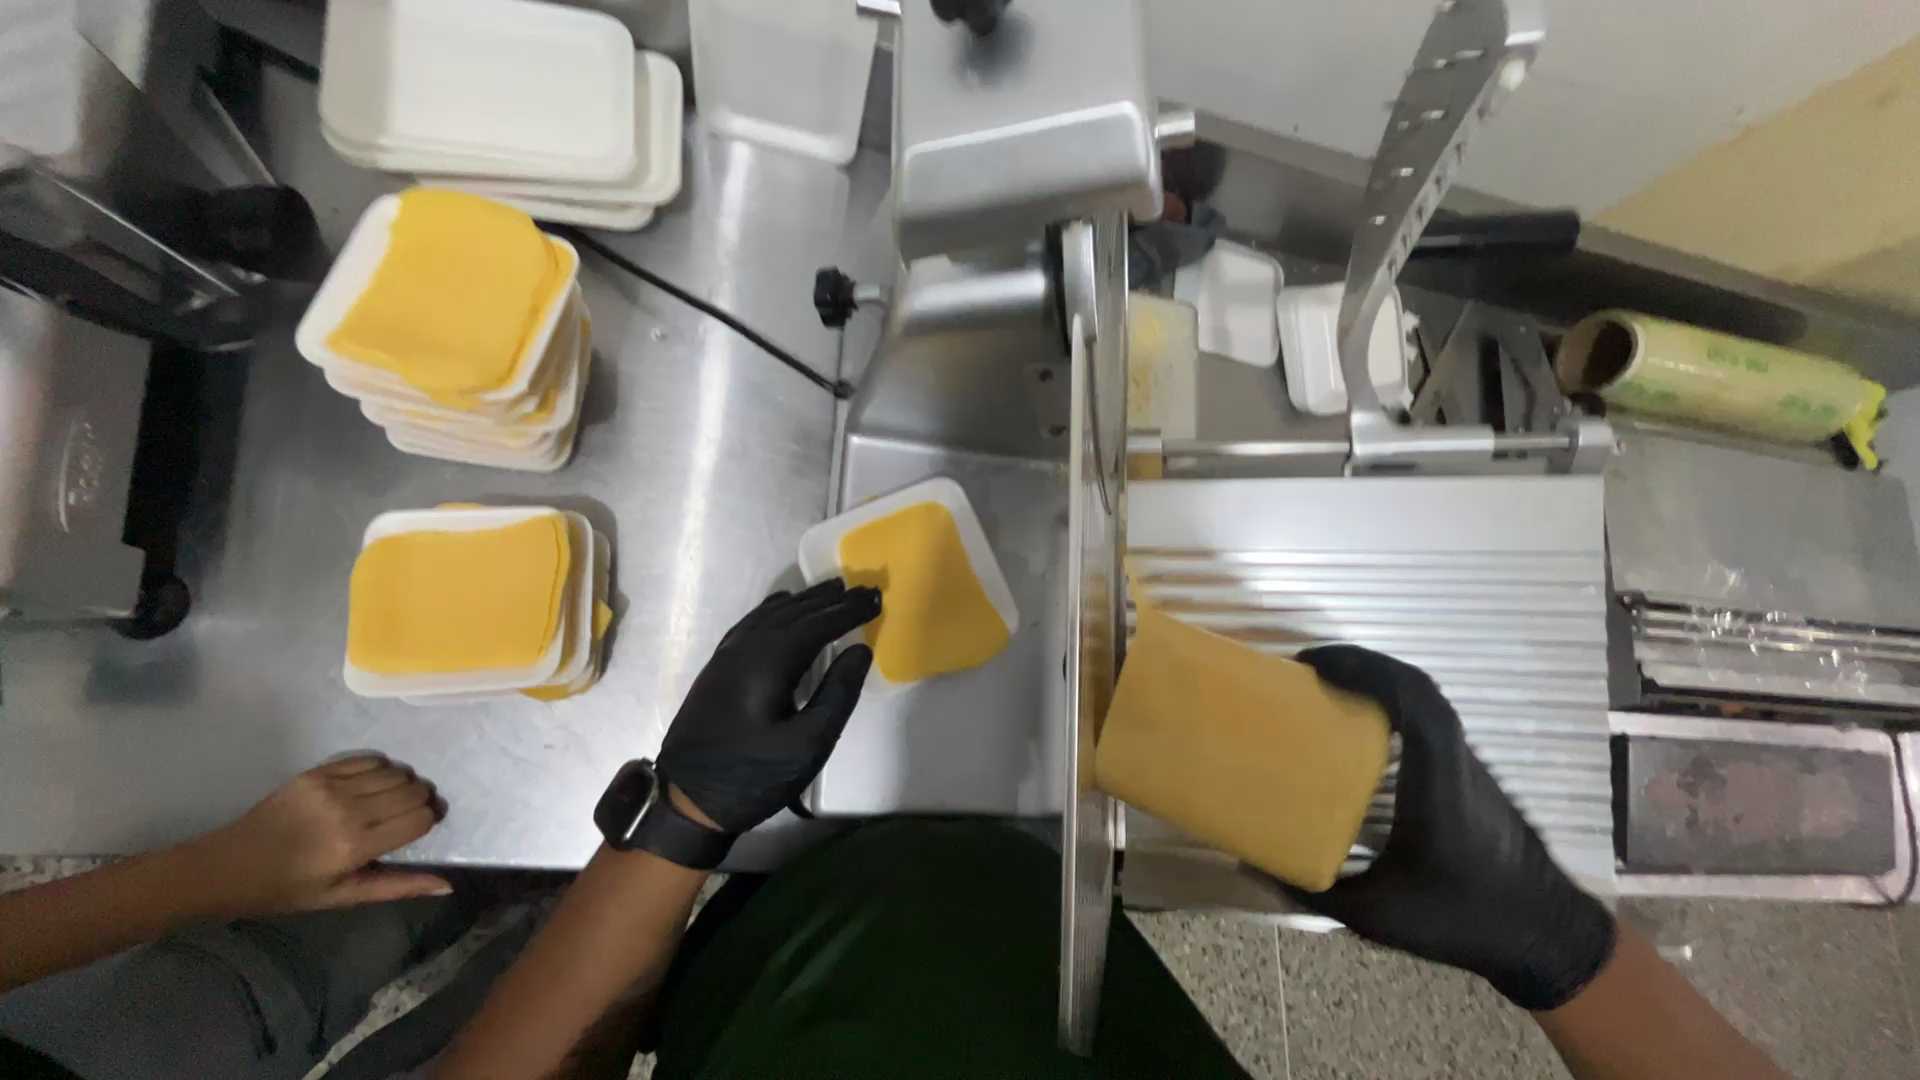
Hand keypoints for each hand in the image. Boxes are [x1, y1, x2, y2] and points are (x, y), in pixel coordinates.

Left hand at [186, 754, 451, 915]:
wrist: (223, 868)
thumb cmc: (285, 890)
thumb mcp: (342, 896)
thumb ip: (398, 887)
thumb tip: (448, 886)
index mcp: (354, 847)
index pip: (421, 818)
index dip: (429, 820)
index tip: (422, 825)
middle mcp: (347, 812)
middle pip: (414, 790)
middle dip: (421, 800)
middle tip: (407, 813)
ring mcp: (331, 788)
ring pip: (397, 772)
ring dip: (403, 783)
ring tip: (388, 798)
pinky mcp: (317, 773)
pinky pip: (371, 759)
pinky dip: (381, 769)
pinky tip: (370, 784)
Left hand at [657, 579, 880, 833]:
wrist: (685, 802)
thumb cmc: (753, 776)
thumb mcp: (808, 744)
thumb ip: (837, 694)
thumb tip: (860, 650)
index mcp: (768, 663)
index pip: (816, 624)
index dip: (847, 611)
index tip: (875, 598)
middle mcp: (745, 649)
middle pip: (792, 613)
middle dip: (828, 600)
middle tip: (861, 588)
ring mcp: (726, 657)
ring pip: (769, 615)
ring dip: (802, 601)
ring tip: (830, 591)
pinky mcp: (716, 669)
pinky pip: (750, 624)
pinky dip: (774, 610)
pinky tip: (782, 609)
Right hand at [1283, 645, 1615, 1011]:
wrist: (1547, 936)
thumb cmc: (1462, 919)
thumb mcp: (1376, 917)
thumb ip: (1311, 890)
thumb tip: (1250, 863)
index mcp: (1436, 783)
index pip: (1414, 701)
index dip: (1364, 669)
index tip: (1313, 665)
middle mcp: (1455, 760)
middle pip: (1418, 686)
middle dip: (1360, 664)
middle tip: (1308, 669)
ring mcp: (1466, 764)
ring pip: (1426, 698)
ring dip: (1376, 679)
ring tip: (1327, 687)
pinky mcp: (1466, 774)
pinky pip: (1428, 718)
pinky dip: (1391, 701)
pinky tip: (1358, 723)